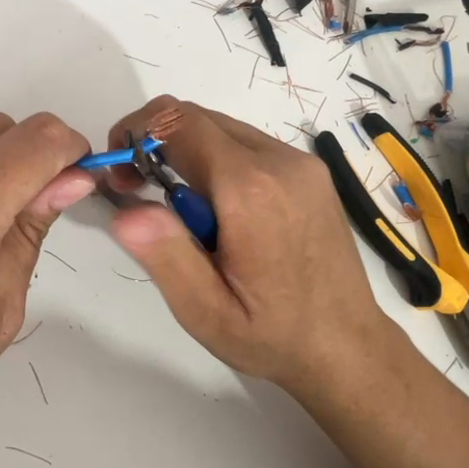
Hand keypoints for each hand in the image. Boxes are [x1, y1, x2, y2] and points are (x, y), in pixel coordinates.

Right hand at [103, 97, 404, 390]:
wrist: (348, 349)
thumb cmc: (271, 336)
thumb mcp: (205, 310)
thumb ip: (166, 255)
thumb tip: (126, 211)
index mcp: (249, 190)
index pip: (177, 122)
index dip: (135, 134)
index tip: (120, 177)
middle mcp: (280, 162)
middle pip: (197, 118)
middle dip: (155, 145)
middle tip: (138, 195)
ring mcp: (301, 165)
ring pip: (221, 129)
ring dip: (185, 155)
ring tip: (181, 215)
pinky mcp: (310, 174)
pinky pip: (246, 146)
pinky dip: (216, 164)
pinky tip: (217, 214)